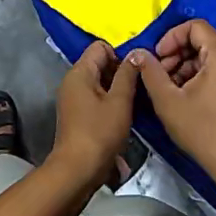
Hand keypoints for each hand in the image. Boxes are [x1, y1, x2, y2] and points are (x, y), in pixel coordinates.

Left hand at [47, 41, 141, 185]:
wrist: (78, 169)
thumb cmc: (99, 132)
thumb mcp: (119, 101)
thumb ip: (128, 74)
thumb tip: (136, 53)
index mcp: (79, 72)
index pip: (100, 47)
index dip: (121, 54)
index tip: (138, 69)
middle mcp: (72, 81)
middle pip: (100, 63)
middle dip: (121, 71)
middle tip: (142, 85)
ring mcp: (73, 98)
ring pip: (100, 82)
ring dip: (118, 88)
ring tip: (138, 99)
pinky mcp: (77, 113)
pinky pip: (96, 97)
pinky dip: (110, 100)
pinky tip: (125, 112)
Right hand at [131, 20, 215, 179]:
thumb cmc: (202, 131)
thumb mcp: (167, 100)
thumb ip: (150, 72)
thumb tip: (138, 54)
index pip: (196, 27)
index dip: (172, 36)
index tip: (158, 57)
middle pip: (201, 41)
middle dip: (176, 53)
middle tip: (159, 74)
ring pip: (207, 57)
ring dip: (184, 66)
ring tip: (168, 88)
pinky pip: (215, 71)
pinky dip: (196, 76)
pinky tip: (183, 96)